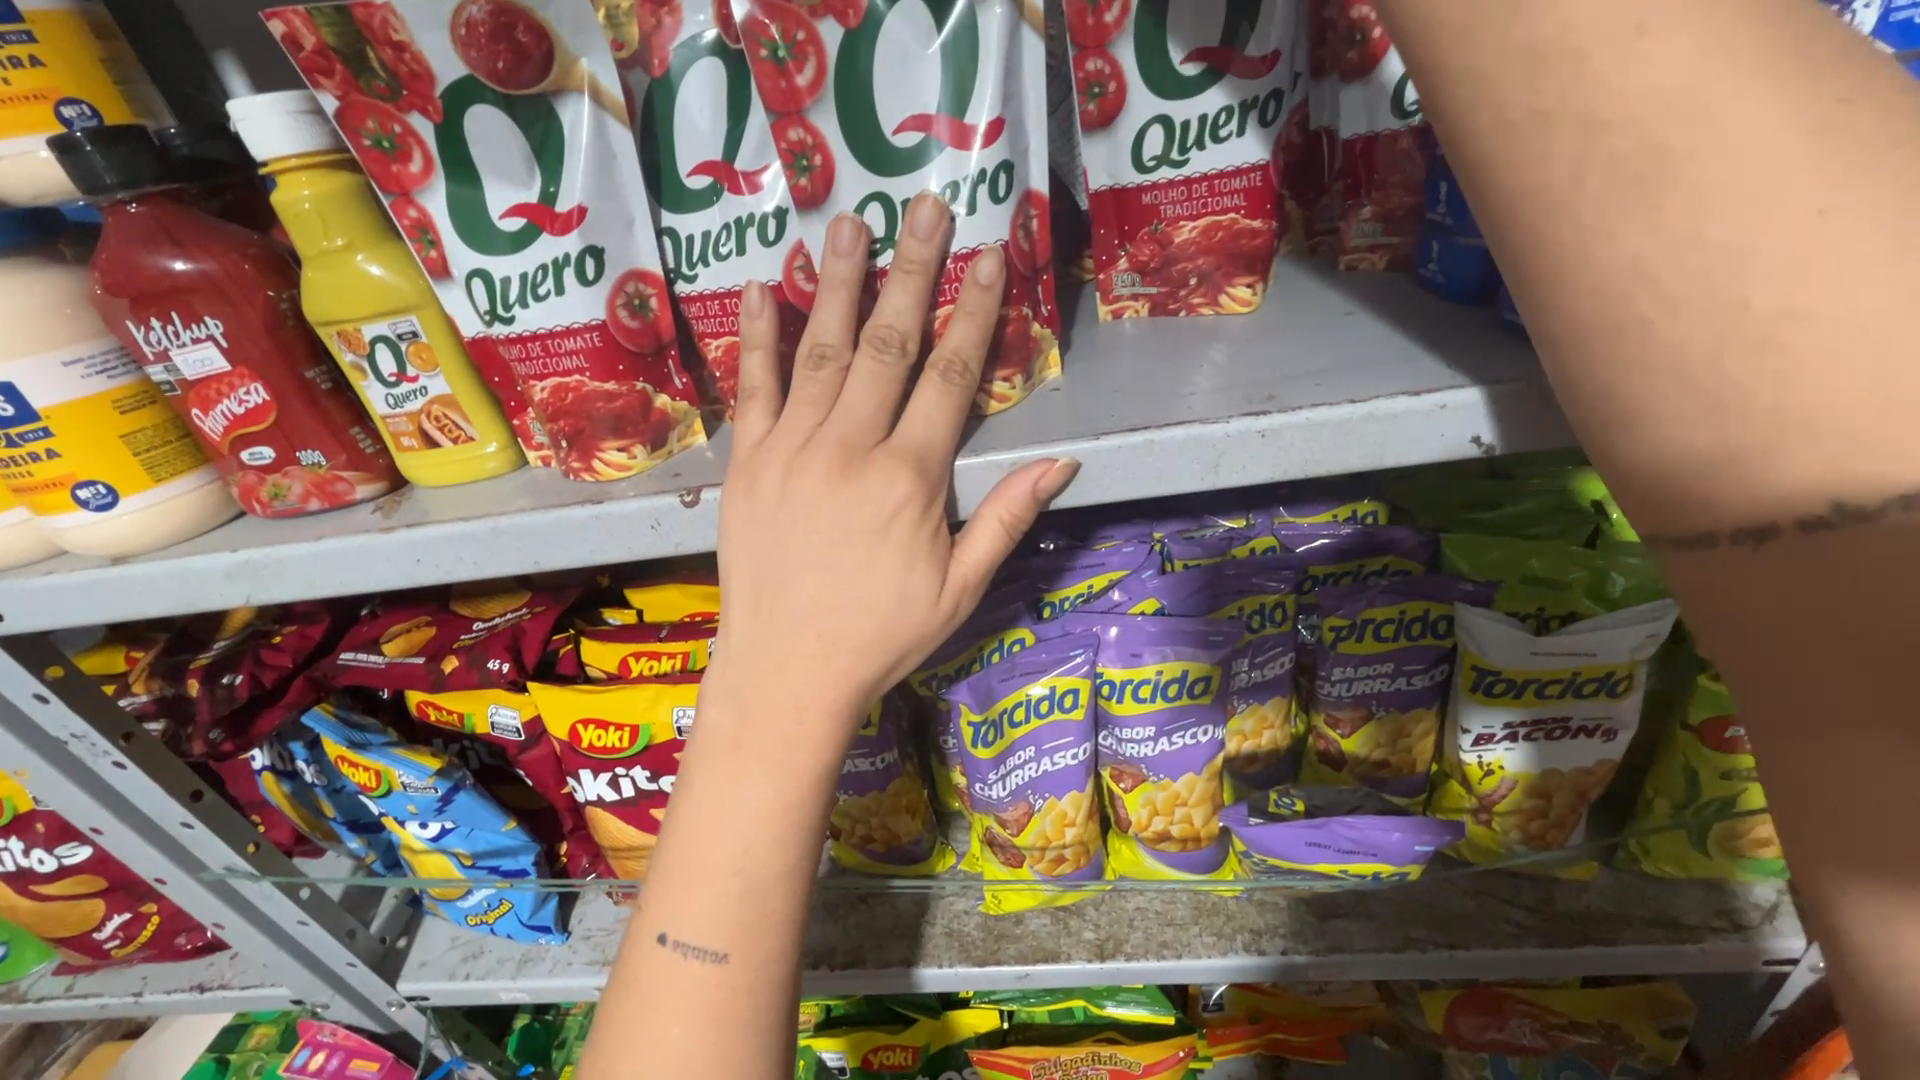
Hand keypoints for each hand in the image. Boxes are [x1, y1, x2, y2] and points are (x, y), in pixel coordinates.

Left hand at [709, 192, 1077, 726]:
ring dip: (837, 282)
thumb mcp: (961, 588)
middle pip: (888, 342)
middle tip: (924, 205)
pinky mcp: (748, 463)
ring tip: (848, 223)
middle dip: (911, 269)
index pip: (951, 375)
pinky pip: (753, 388)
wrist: (787, 673)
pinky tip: (760, 290)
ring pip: (821, 350)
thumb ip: (1006, 517)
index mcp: (911, 476)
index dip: (974, 311)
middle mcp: (852, 446)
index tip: (988, 256)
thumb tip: (1062, 462)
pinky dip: (758, 337)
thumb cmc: (882, 636)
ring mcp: (792, 448)